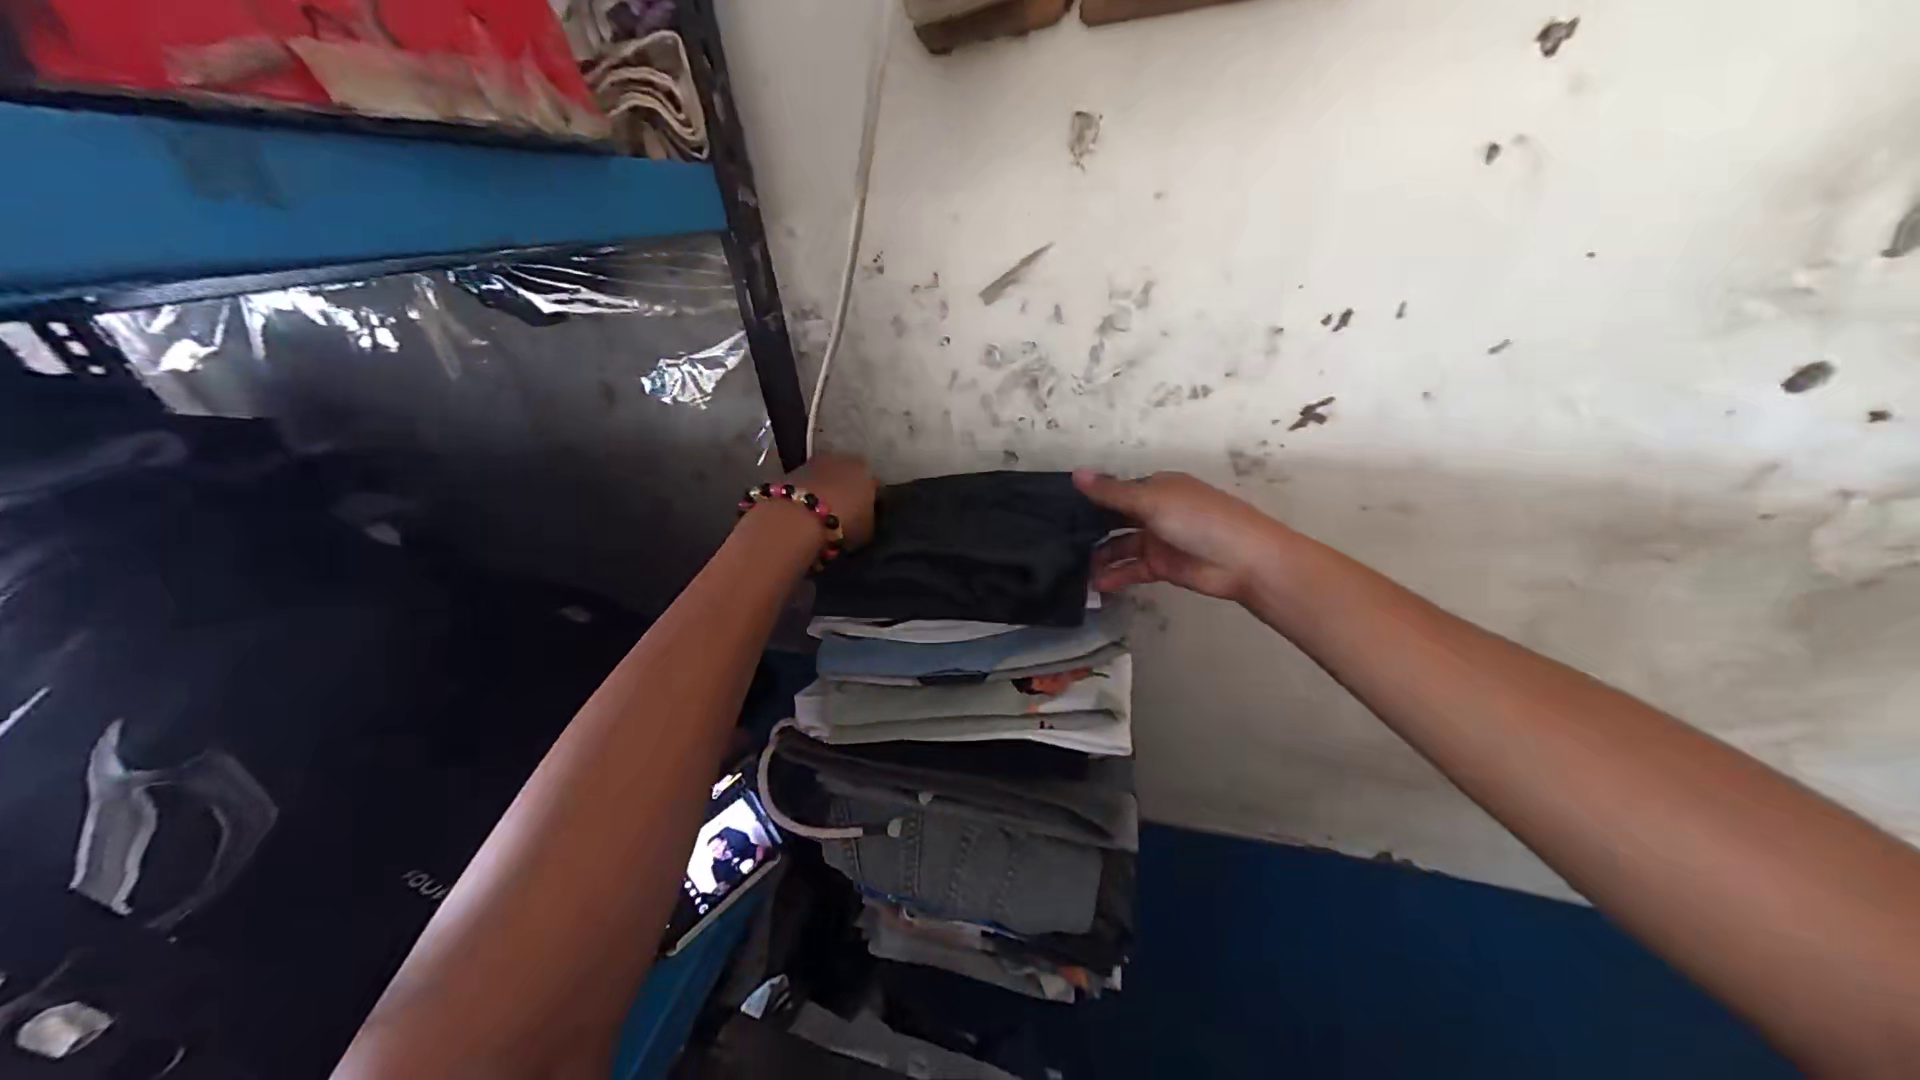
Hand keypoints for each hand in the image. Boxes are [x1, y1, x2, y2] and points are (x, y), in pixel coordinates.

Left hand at [790, 455, 876, 548]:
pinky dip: (809, 491)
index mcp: (867, 473)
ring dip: (827, 487)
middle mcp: (845, 460)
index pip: (875, 486)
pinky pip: (808, 482)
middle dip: (848, 488)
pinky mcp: (794, 469)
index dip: (871, 501)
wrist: (800, 513)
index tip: (866, 515)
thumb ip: (869, 521)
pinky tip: (806, 508)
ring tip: (823, 510)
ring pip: (827, 475)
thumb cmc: (843, 522)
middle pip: (850, 475)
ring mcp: (817, 462)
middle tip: (845, 510)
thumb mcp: (866, 531)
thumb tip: (864, 520)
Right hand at [1073, 469, 1286, 602]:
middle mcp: (1156, 511)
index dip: (1091, 499)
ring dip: (1100, 556)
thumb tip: (1075, 473)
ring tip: (1073, 568)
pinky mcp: (1163, 566)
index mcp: (1157, 487)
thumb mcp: (1151, 500)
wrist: (1244, 559)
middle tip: (1057, 541)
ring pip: (1121, 546)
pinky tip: (1095, 584)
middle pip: (1116, 519)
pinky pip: (1132, 569)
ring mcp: (1159, 539)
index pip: (1117, 490)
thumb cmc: (1198, 519)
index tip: (1059, 510)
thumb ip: (1111, 493)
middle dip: (1091, 529)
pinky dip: (1115, 576)